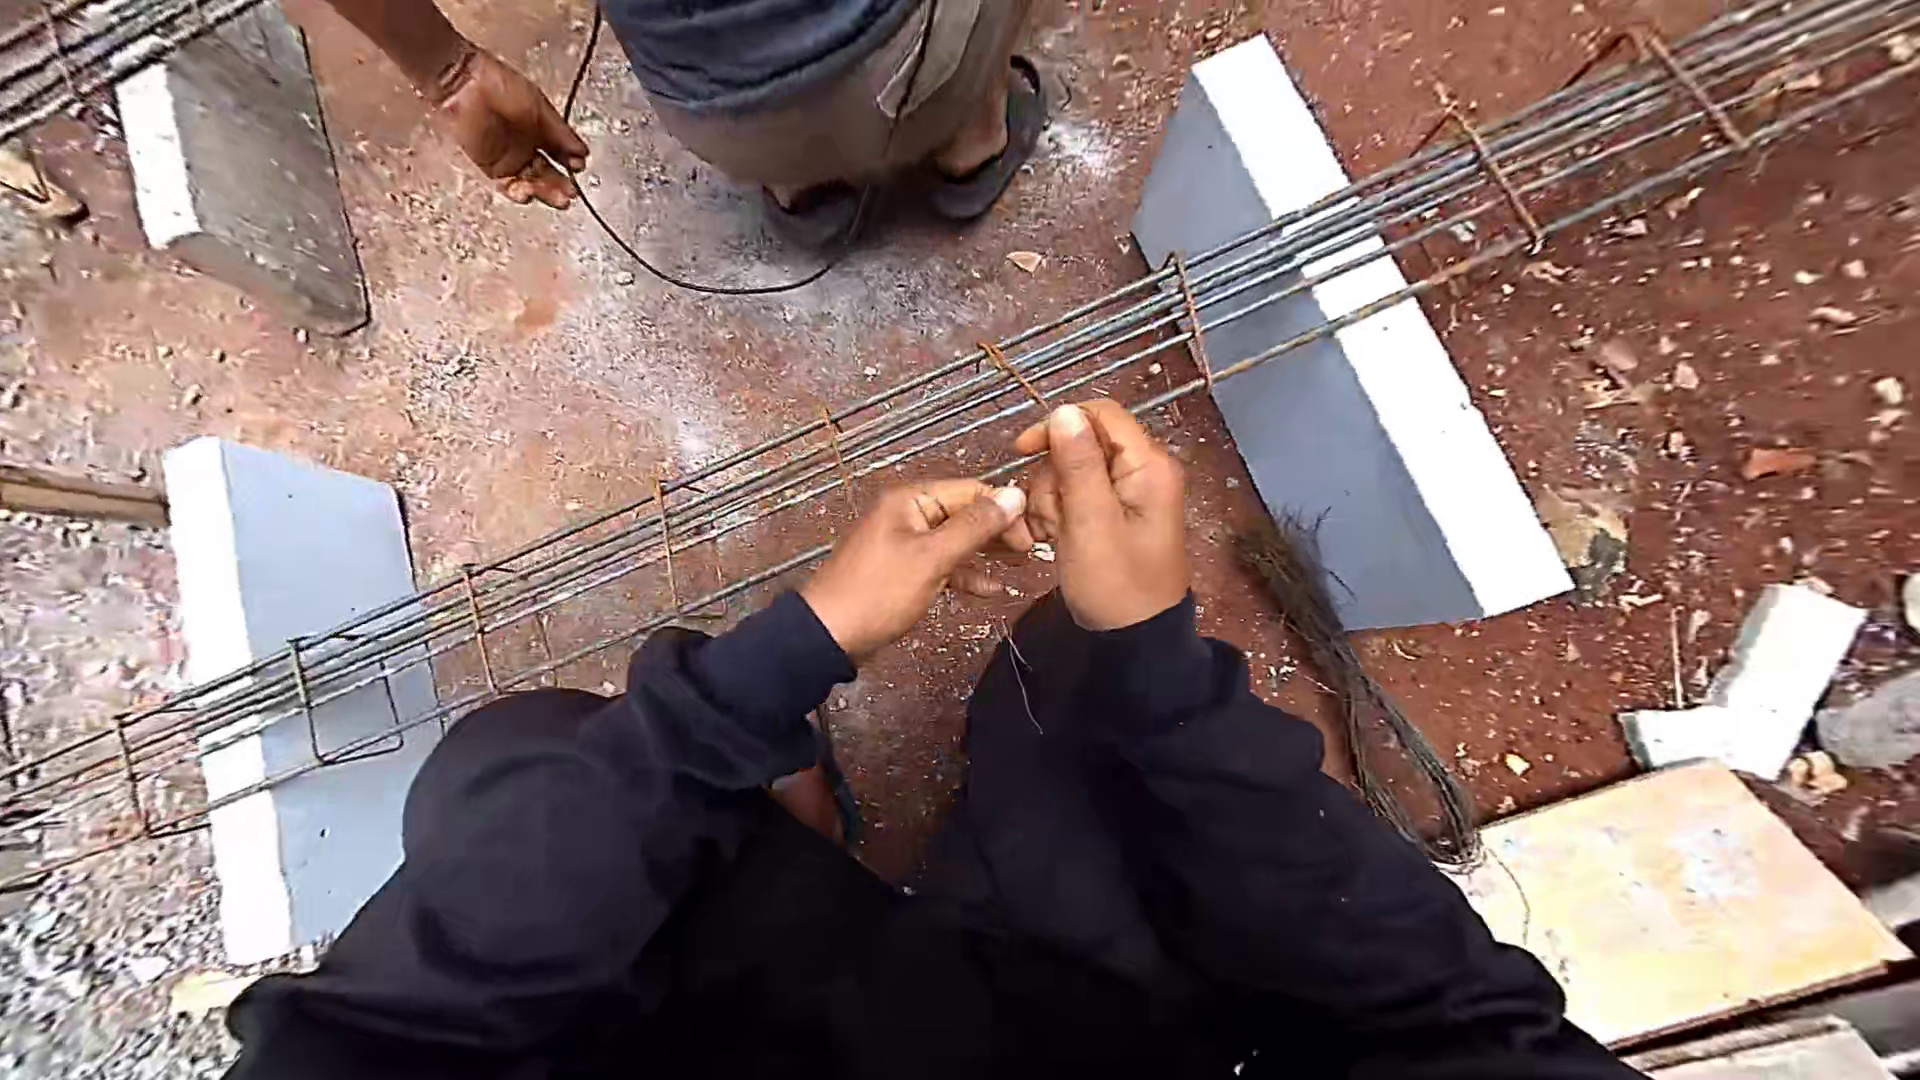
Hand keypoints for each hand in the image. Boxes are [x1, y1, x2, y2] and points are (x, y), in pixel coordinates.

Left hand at [434, 47, 588, 208]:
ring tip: (557, 198)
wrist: (460, 81)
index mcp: (541, 134)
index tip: (577, 166)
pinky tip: (528, 192)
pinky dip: (521, 194)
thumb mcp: (539, 107)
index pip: (564, 159)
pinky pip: (510, 188)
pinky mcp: (492, 168)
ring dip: (547, 194)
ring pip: (535, 186)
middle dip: (562, 188)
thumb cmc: (496, 84)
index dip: (572, 165)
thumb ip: (562, 133)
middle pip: (551, 178)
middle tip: (570, 193)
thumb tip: (583, 153)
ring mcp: (510, 160)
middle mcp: (527, 149)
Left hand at [801, 481, 1031, 661]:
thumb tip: (1014, 495)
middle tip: (1031, 550)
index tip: (1033, 533)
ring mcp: (905, 542)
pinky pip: (942, 563)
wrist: (829, 635)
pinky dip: (965, 573)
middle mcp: (908, 514)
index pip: (971, 491)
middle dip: (998, 530)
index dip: (1005, 509)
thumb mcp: (932, 557)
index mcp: (911, 500)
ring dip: (986, 551)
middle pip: (965, 513)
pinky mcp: (904, 568)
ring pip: (956, 540)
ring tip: (1020, 563)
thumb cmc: (879, 592)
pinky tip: (990, 588)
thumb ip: (975, 526)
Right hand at [1014, 401, 1187, 629]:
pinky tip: (1053, 537)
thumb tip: (1064, 410)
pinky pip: (1075, 495)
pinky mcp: (1112, 513)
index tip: (1022, 451)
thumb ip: (1077, 463)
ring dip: (1050, 499)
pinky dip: (1057, 513)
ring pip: (1070, 472)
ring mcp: (1127, 493)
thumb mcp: (1090, 522)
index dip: (1058, 425)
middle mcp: (1141, 471)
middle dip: (1053, 477)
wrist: (1132, 637)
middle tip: (1049, 517)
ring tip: (1051, 534)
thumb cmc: (1114, 582)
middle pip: (1080, 445)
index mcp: (1147, 465)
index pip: (1100, 415)